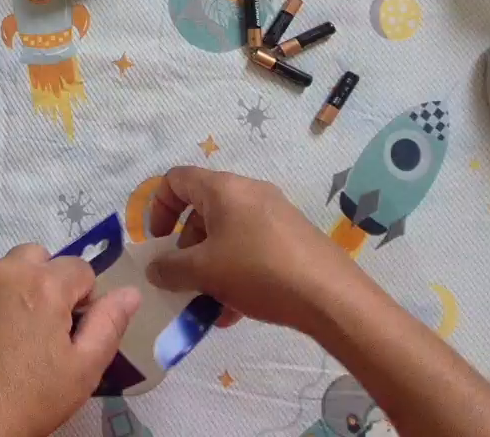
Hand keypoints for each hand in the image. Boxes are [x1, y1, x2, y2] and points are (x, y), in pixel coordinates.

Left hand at [0, 244, 140, 436]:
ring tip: (21, 334)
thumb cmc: (29, 398)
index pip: (81, 268)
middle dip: (52, 284)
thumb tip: (131, 292)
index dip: (85, 299)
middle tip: (49, 330)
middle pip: (43, 258)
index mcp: (44, 282)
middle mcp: (9, 269)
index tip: (73, 332)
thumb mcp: (82, 369)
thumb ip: (109, 324)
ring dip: (24, 287)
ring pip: (13, 268)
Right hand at [144, 167, 361, 334]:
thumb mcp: (205, 271)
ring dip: (212, 264)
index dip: (158, 207)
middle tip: (185, 276)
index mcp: (222, 188)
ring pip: (228, 233)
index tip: (159, 242)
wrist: (334, 299)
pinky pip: (252, 247)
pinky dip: (237, 271)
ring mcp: (275, 214)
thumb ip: (171, 268)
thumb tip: (154, 269)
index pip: (176, 180)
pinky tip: (237, 310)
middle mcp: (248, 192)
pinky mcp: (294, 238)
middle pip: (202, 210)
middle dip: (187, 246)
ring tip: (211, 302)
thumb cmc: (258, 271)